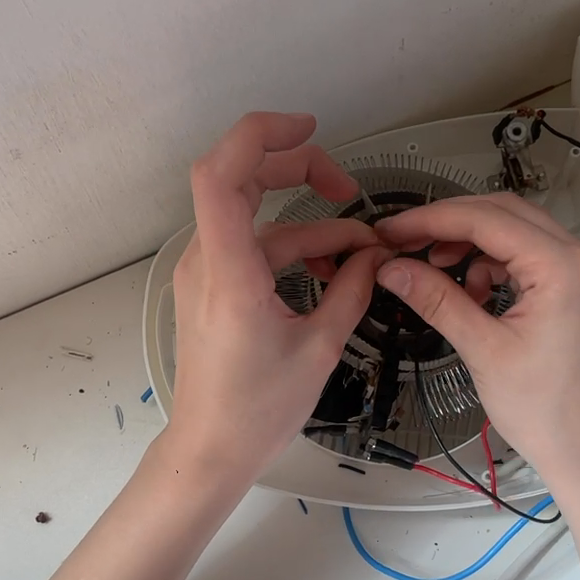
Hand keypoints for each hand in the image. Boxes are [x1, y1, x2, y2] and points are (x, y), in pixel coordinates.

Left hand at [166, 112, 391, 483]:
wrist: (210, 450)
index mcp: (229, 272)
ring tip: (356, 250)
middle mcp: (206, 262)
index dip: (262, 135)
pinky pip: (251, 249)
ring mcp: (204, 273)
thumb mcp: (319, 348)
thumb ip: (352, 290)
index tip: (310, 129)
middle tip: (348, 189)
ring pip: (253, 219)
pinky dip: (290, 249)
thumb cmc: (256, 410)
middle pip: (240, 181)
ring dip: (305, 223)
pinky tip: (329, 270)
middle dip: (298, 172)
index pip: (221, 172)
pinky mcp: (212, 289)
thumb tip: (375, 255)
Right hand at [373, 193, 579, 486]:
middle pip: (505, 214)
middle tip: (404, 243)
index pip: (487, 220)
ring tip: (437, 273)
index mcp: (565, 269)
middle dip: (450, 225)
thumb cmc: (548, 412)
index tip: (392, 230)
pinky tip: (475, 293)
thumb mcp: (483, 350)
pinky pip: (532, 258)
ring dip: (473, 246)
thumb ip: (437, 300)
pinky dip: (497, 266)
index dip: (431, 220)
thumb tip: (393, 269)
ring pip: (518, 233)